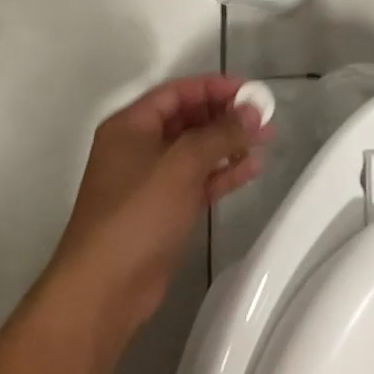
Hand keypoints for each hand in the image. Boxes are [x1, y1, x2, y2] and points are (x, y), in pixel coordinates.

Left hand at [49, 75, 269, 335]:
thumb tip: (252, 112)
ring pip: (196, 151)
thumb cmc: (137, 215)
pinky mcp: (165, 210)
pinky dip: (223, 173)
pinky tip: (251, 169)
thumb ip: (219, 134)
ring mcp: (151, 181)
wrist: (106, 286)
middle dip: (225, 116)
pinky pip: (198, 181)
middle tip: (265, 117)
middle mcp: (138, 147)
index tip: (251, 91)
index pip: (176, 93)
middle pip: (187, 120)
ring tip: (267, 140)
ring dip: (229, 144)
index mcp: (130, 126)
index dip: (213, 87)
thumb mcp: (181, 164)